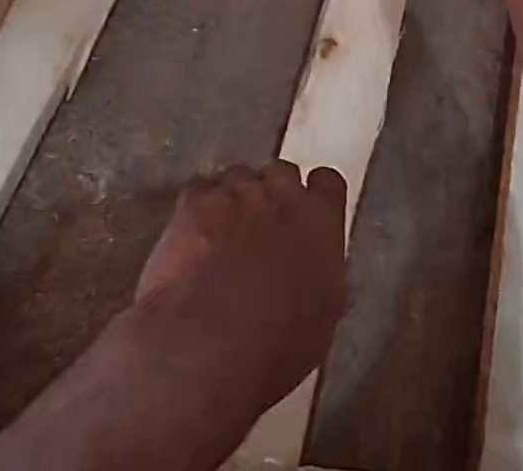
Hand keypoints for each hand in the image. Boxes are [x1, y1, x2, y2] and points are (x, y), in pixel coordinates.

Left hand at [132, 161, 348, 417]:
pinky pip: (201, 189)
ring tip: (224, 235)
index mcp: (321, 220)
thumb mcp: (323, 312)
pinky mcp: (194, 202)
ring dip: (235, 199)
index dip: (316, 196)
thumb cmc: (275, 346)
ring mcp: (236, 193)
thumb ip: (323, 269)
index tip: (308, 213)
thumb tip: (318, 267)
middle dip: (273, 195)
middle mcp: (281, 194)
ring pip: (239, 177)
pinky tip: (195, 236)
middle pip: (281, 173)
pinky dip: (201, 208)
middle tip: (262, 230)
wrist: (205, 349)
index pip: (328, 182)